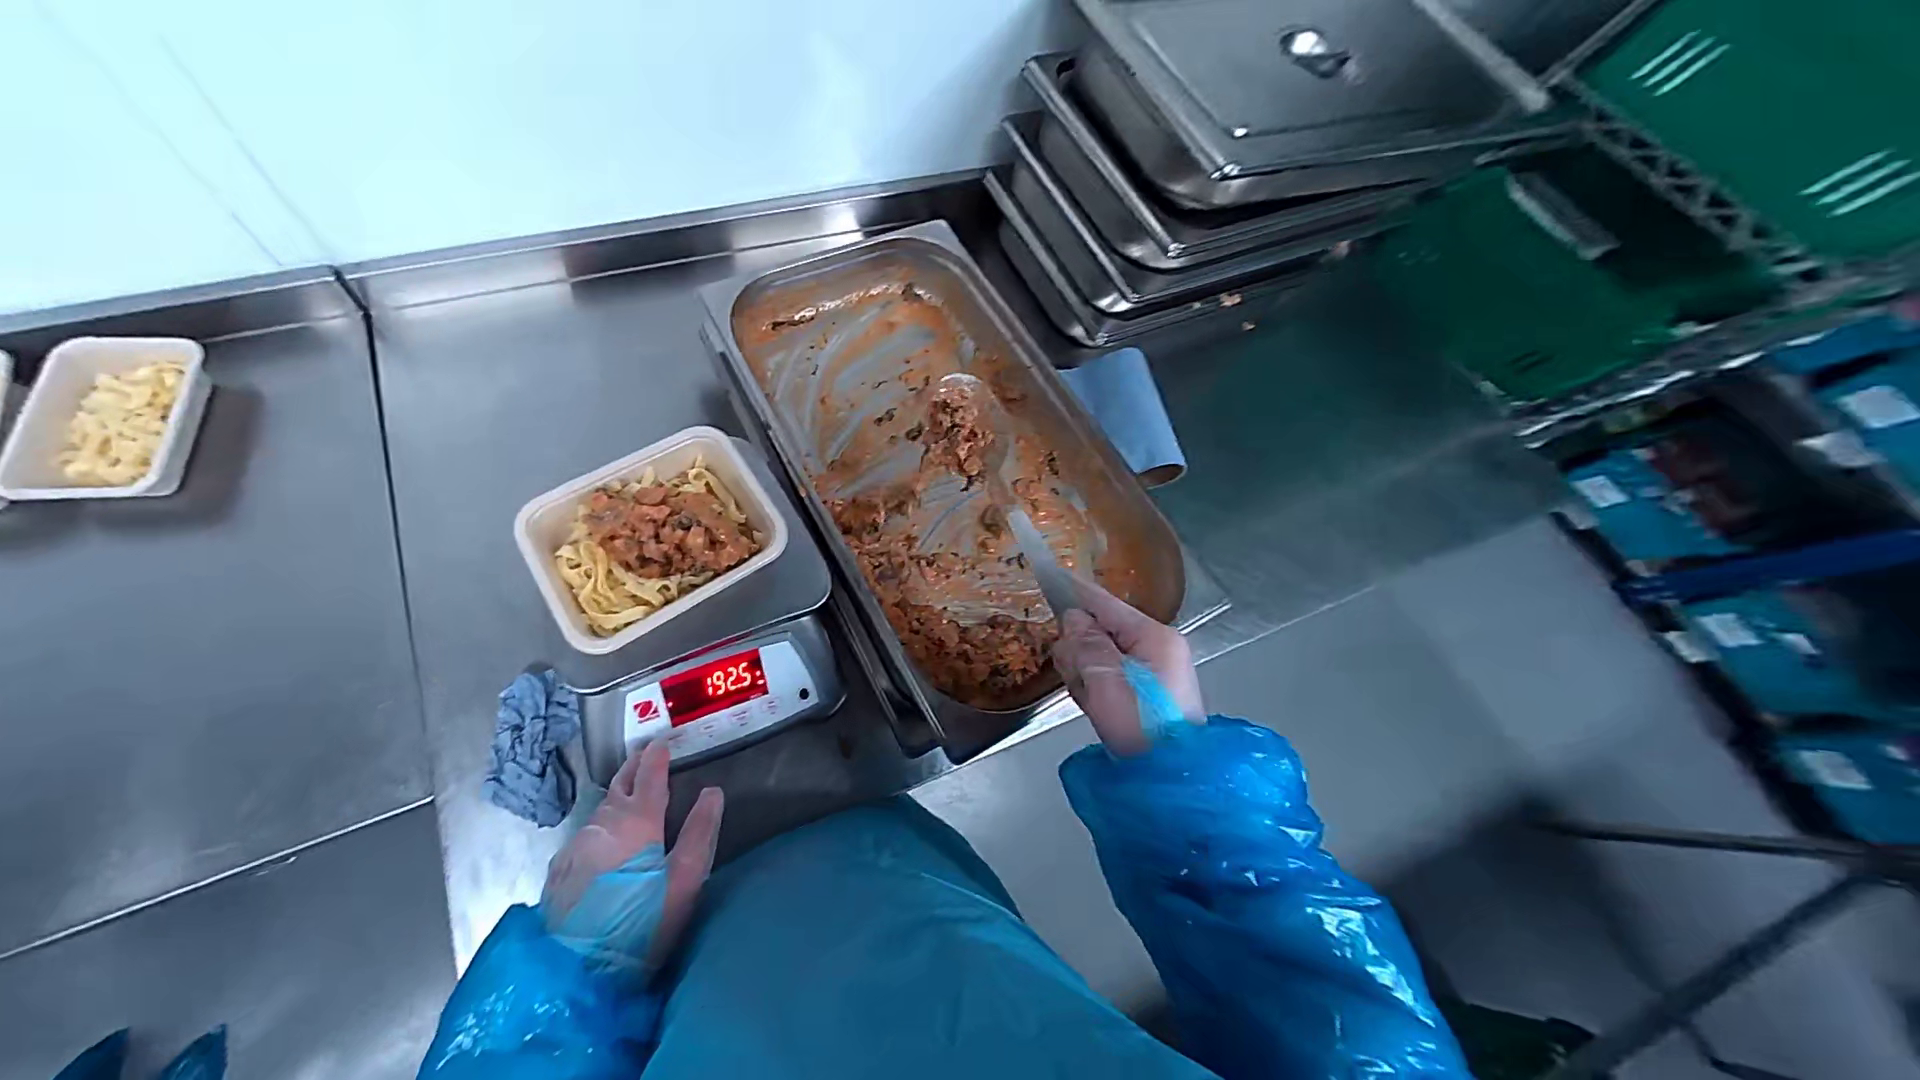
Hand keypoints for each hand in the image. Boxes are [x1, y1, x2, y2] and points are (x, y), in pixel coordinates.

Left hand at [541, 739, 724, 972]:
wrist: (576, 973)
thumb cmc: (641, 922)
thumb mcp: (685, 879)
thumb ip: (700, 832)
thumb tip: (712, 792)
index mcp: (636, 821)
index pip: (649, 777)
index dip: (657, 756)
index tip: (662, 741)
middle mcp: (602, 824)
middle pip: (619, 785)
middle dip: (634, 767)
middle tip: (645, 755)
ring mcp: (575, 847)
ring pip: (601, 808)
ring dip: (618, 793)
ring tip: (631, 788)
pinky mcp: (560, 871)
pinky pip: (586, 831)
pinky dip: (602, 820)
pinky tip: (607, 831)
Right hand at [1051, 579, 1203, 755]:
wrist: (1170, 777)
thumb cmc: (1142, 727)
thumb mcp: (1107, 682)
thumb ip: (1086, 644)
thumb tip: (1073, 618)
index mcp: (1153, 637)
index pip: (1107, 604)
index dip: (1076, 592)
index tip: (1051, 574)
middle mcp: (1155, 647)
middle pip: (1100, 629)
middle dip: (1080, 649)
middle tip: (1078, 677)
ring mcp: (1151, 669)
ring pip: (1098, 653)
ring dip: (1084, 672)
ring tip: (1090, 698)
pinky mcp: (1143, 691)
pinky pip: (1106, 675)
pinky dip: (1093, 686)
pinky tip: (1095, 705)